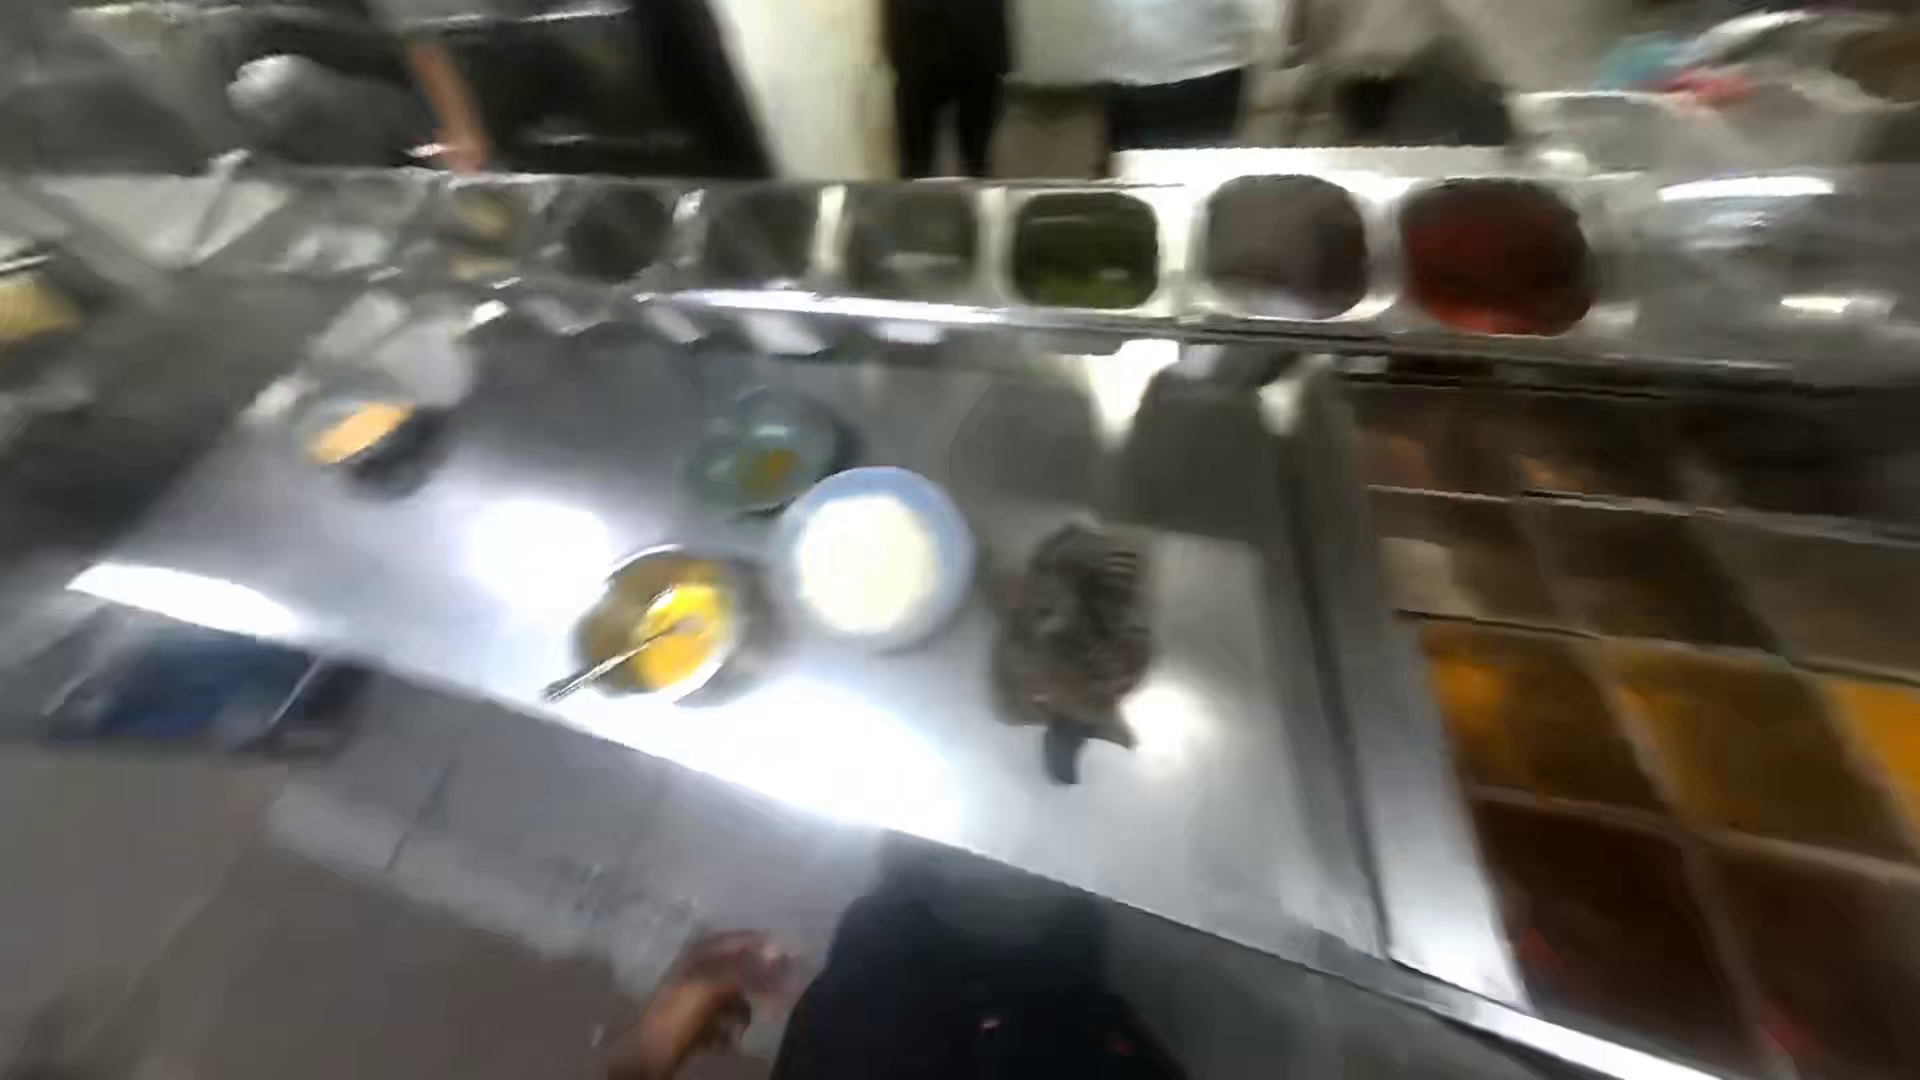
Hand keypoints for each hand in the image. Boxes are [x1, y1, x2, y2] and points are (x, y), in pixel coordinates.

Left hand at [607, 931, 792, 1079]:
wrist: (642, 1064)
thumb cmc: (677, 1018)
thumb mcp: (713, 986)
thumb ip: (747, 966)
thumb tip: (779, 950)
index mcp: (704, 951)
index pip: (746, 939)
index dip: (770, 947)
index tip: (794, 957)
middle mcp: (703, 966)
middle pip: (744, 966)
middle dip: (761, 983)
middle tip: (780, 998)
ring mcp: (699, 993)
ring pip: (737, 995)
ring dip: (744, 1011)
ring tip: (741, 1030)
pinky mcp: (697, 1020)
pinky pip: (725, 1018)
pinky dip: (730, 1027)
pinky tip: (725, 1040)